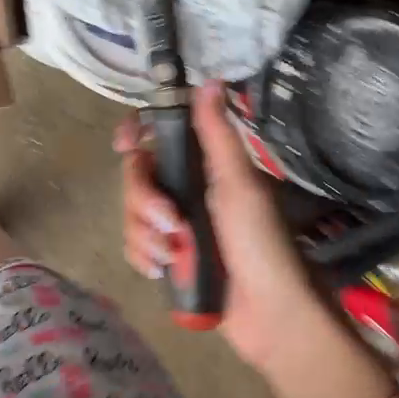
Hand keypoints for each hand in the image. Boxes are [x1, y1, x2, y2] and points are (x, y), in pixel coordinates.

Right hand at [116, 84, 328, 368]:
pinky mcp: (168, 256)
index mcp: (205, 166)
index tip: (128, 146)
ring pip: (131, 212)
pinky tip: (162, 270)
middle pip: (137, 175)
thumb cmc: (261, 244)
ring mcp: (176, 225)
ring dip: (145, 234)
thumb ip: (216, 134)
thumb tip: (209, 79)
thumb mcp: (238, 184)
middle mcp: (186, 189)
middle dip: (144, 200)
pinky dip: (144, 256)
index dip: (136, 134)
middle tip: (170, 222)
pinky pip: (134, 244)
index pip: (158, 135)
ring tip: (171, 255)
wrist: (271, 318)